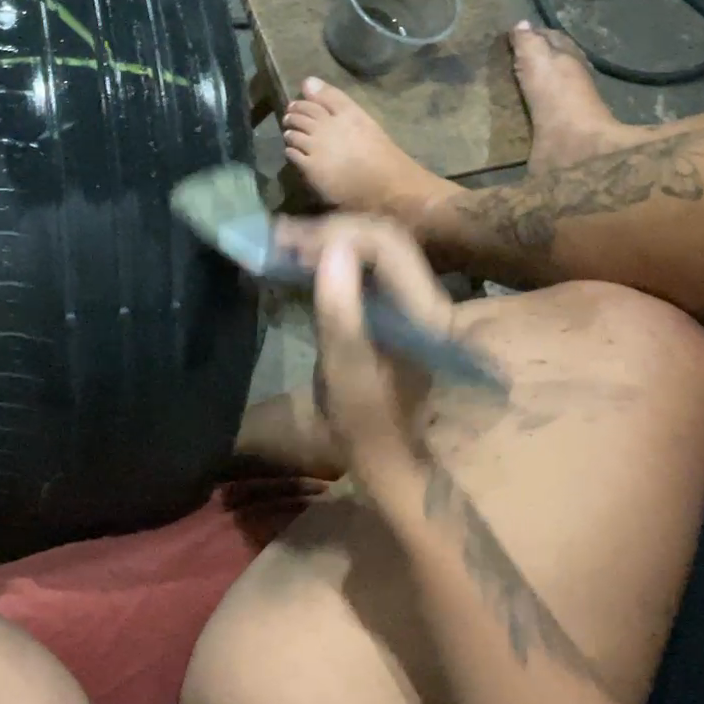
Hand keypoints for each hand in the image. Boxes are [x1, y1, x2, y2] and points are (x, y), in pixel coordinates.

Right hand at [279, 214, 455, 464]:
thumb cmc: (370, 433)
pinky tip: (301, 268)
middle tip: (276, 242)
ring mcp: (414, 306)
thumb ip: (341, 314)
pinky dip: (330, 262)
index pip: (384, 243)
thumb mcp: (347, 379)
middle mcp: (427, 299)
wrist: (399, 470)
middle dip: (325, 233)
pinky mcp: (396, 315)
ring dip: (326, 244)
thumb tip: (331, 250)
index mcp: (425, 312)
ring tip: (282, 250)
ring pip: (372, 251)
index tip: (284, 243)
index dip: (333, 233)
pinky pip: (365, 271)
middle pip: (380, 239)